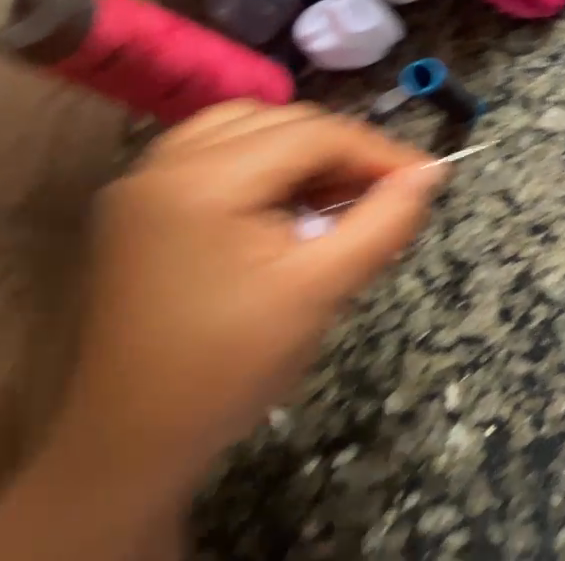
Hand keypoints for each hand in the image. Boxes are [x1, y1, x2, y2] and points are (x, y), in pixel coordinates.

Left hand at [50, 101, 442, 490]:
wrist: (132, 442)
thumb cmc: (231, 367)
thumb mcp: (323, 290)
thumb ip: (385, 221)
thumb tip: (432, 173)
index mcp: (205, 182)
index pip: (315, 135)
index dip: (379, 152)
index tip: (428, 180)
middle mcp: (166, 165)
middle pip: (283, 123)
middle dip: (344, 152)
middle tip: (387, 196)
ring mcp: (144, 183)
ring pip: (250, 128)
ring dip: (305, 151)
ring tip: (338, 195)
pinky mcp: (142, 207)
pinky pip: (218, 153)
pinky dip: (266, 163)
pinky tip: (288, 203)